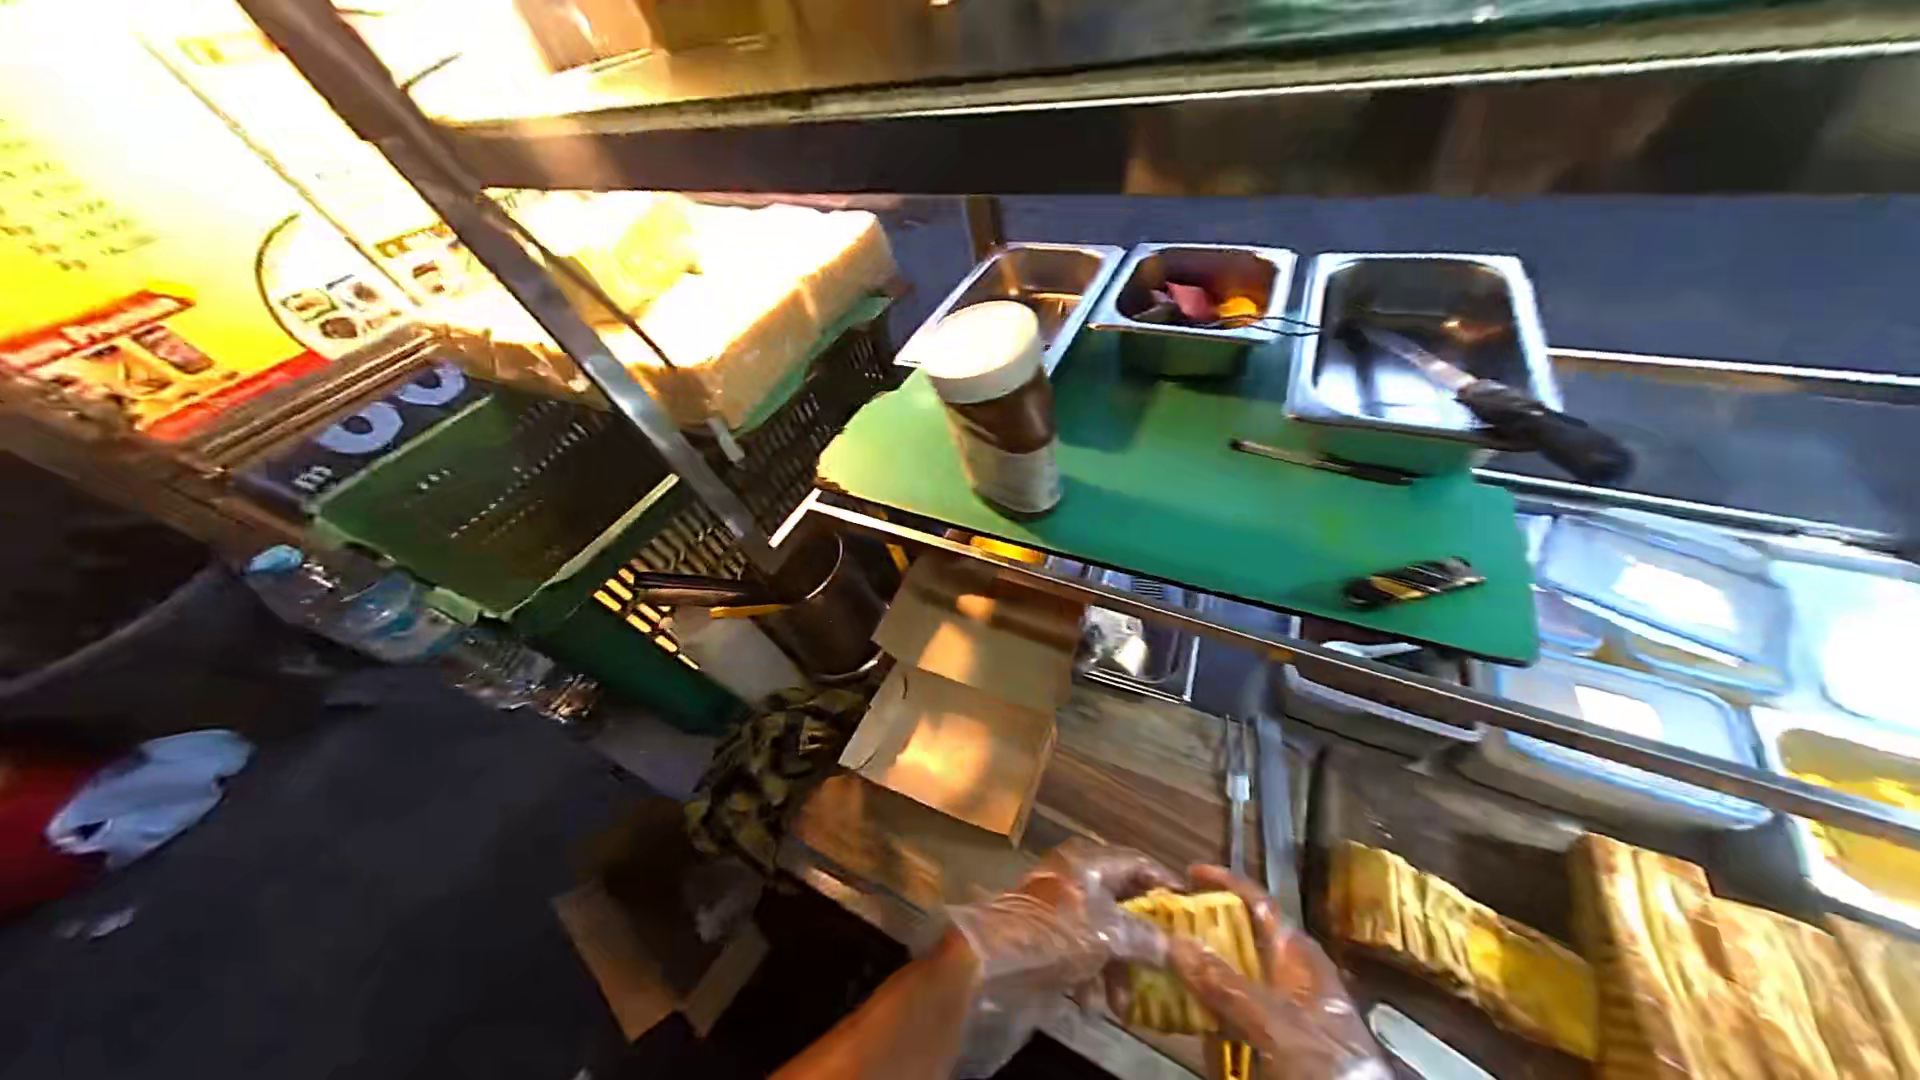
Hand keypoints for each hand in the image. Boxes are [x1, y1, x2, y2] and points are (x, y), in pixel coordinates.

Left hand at [943, 839, 1177, 1076]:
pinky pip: (1082, 955)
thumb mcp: (1106, 933)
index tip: (1193, 913)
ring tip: (1126, 1003)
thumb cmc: (1053, 934)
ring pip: (1105, 935)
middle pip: (1124, 903)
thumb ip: (1145, 937)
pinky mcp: (1046, 941)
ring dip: (1120, 968)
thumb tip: (1177, 946)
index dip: (1166, 885)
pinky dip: (1092, 977)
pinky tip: (1092, 1004)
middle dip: (1145, 939)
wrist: (990, 962)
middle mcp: (1075, 879)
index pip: (1137, 862)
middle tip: (1171, 968)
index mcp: (1088, 861)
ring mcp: (1059, 911)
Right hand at [1166, 866, 1388, 1079]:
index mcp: (1300, 961)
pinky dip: (1198, 1012)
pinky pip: (1223, 1019)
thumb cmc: (1331, 1073)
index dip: (1227, 883)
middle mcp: (1287, 981)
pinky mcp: (1265, 1051)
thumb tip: (1175, 941)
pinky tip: (1170, 1011)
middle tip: (1159, 921)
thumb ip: (1227, 985)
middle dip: (1199, 928)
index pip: (1261, 906)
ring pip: (1226, 980)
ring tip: (1155, 960)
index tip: (1188, 872)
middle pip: (1237, 940)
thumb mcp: (1280, 1028)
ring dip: (1193, 972)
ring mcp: (1276, 1019)